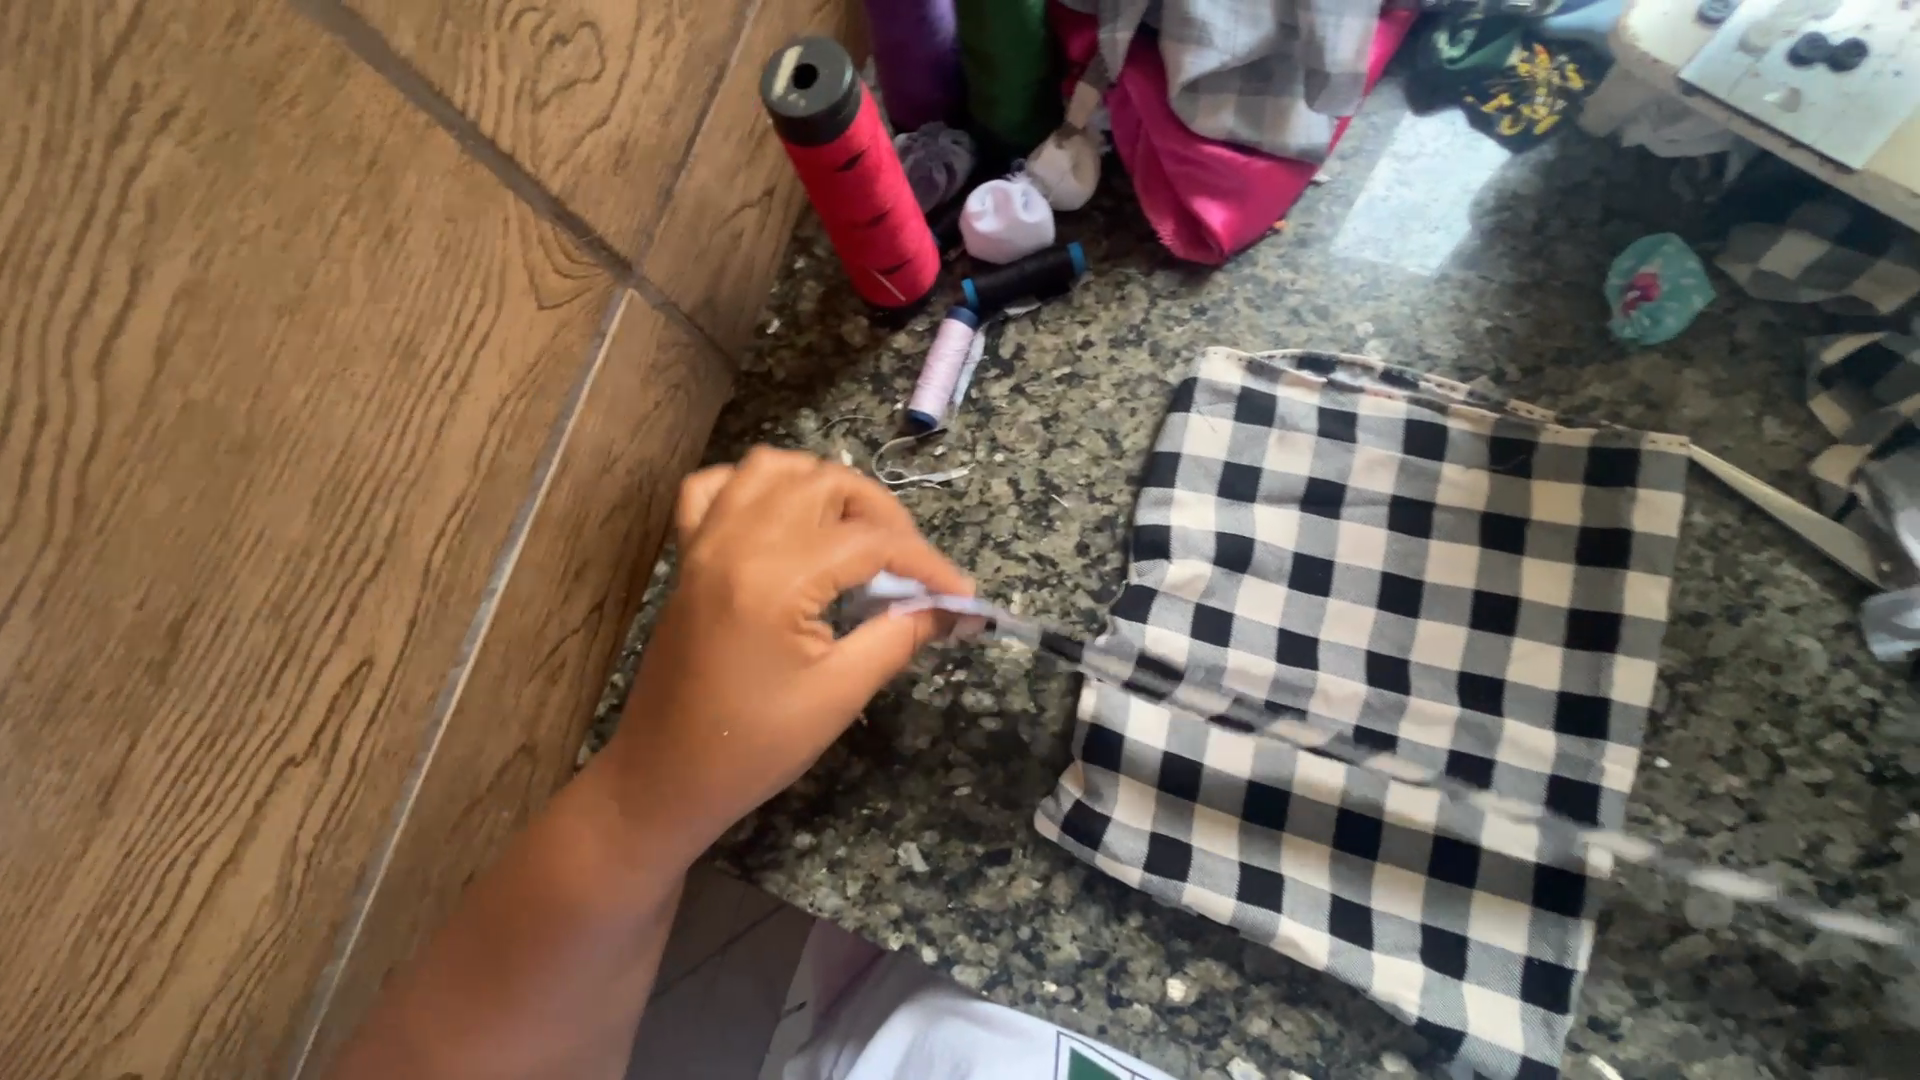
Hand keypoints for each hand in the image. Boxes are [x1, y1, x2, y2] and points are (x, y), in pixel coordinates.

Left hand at [599, 447, 969, 860]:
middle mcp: (736, 541)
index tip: (962, 593)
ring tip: (854, 532)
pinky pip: (715, 487)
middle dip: (883, 514)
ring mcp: (704, 542)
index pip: (871, 541)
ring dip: (825, 486)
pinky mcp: (687, 555)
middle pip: (826, 483)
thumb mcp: (839, 694)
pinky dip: (756, 487)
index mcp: (774, 578)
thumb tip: (953, 609)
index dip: (928, 563)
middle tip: (910, 566)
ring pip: (773, 468)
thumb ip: (900, 636)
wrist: (663, 778)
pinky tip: (783, 518)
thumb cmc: (753, 747)